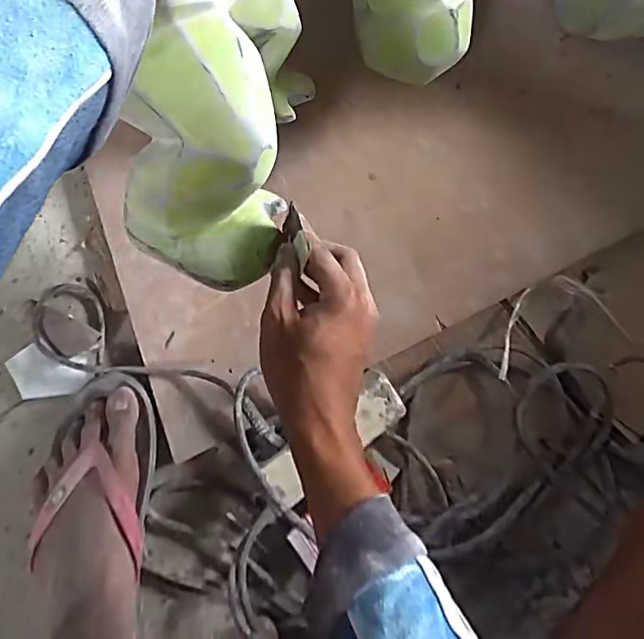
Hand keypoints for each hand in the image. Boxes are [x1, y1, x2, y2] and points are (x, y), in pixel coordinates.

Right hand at [258, 231, 382, 532]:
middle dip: (319, 247)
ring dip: (324, 268)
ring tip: (291, 270)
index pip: (321, 251)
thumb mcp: (277, 320)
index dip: (300, 235)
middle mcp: (363, 301)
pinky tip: (301, 295)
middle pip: (345, 258)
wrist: (320, 420)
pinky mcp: (362, 332)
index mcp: (343, 296)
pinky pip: (349, 296)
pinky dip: (328, 287)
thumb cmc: (293, 370)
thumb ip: (283, 279)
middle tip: (289, 247)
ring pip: (349, 277)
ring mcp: (367, 318)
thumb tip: (284, 251)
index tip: (282, 223)